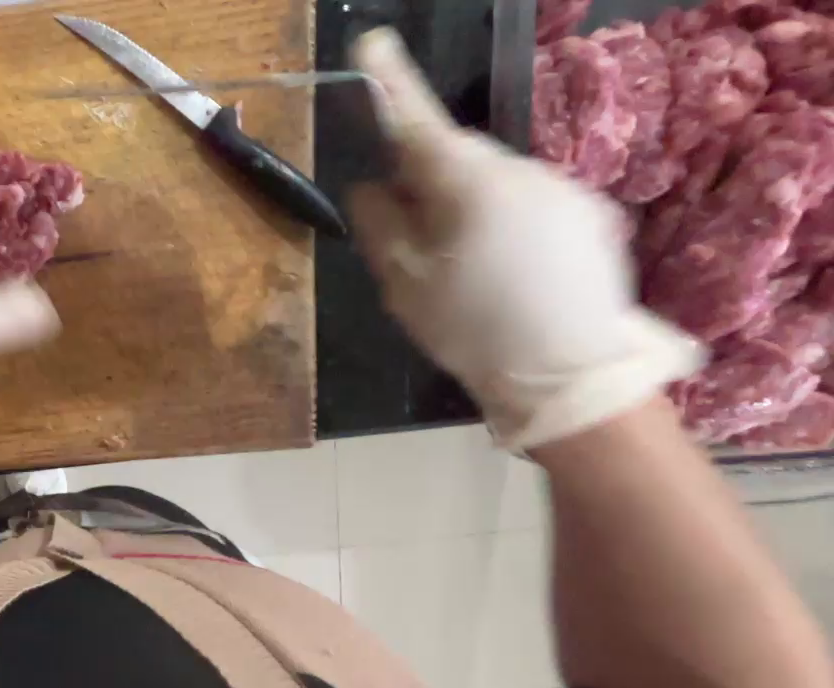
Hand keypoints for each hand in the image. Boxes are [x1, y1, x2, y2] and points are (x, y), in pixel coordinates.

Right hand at [348, 29, 702, 449]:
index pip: (419, 128)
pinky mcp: (589, 216)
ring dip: (465, 209)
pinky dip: (501, 226)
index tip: (372, 46)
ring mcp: (563, 191)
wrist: (564, 371)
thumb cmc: (468, 329)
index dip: (392, 87)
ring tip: (455, 270)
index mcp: (469, 188)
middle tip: (404, 234)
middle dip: (427, 182)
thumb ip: (381, 227)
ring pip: (494, 184)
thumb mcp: (403, 285)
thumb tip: (369, 185)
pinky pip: (528, 205)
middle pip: (458, 159)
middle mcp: (523, 173)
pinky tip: (497, 274)